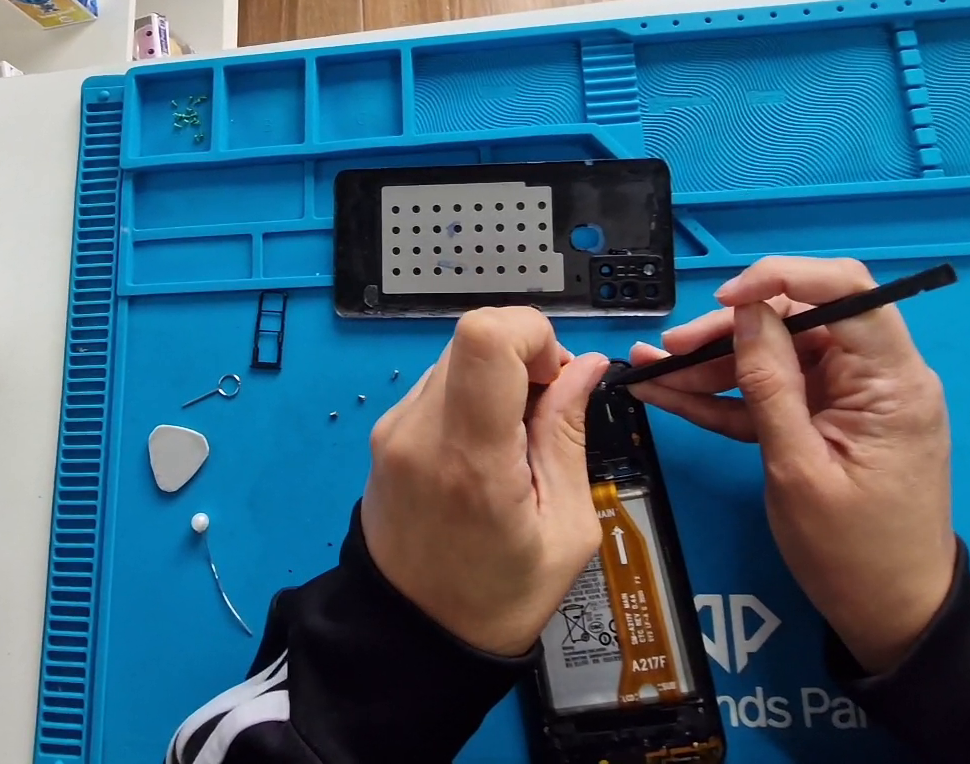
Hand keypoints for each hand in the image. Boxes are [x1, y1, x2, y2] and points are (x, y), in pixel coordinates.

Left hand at [363, 308, 610, 655]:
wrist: (408, 634)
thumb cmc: (498, 595)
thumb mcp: (564, 530)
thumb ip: (569, 435)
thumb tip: (584, 365)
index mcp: (469, 456)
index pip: (485, 337)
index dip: (532, 335)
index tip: (556, 379)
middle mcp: (419, 428)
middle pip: (474, 334)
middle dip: (525, 353)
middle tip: (547, 409)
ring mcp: (394, 426)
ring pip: (457, 354)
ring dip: (499, 375)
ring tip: (517, 436)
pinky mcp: (386, 430)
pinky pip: (440, 382)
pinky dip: (473, 393)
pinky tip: (487, 443)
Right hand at [628, 257, 955, 673]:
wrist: (888, 616)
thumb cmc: (854, 552)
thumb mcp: (798, 467)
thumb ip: (770, 383)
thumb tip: (747, 311)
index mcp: (889, 381)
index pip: (846, 291)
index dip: (782, 278)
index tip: (725, 300)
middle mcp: (871, 376)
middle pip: (794, 320)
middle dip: (725, 331)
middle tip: (668, 350)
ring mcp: (843, 397)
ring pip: (769, 354)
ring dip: (709, 363)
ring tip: (651, 370)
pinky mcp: (818, 418)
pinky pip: (764, 392)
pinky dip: (717, 394)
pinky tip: (667, 392)